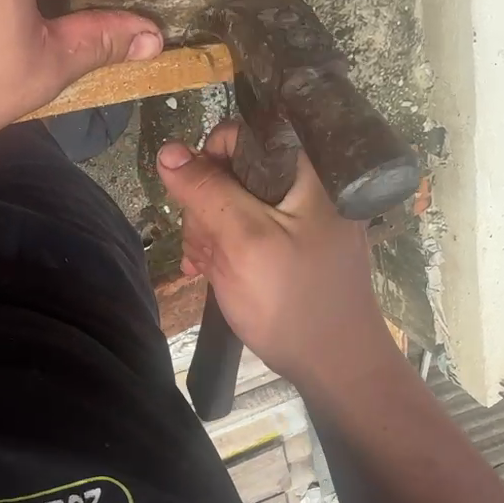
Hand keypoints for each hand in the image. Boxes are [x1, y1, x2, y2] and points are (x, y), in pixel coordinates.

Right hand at [157, 122, 395, 382]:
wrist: (335, 367)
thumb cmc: (294, 301)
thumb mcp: (243, 240)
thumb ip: (206, 190)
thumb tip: (168, 150)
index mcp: (309, 170)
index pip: (247, 134)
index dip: (213, 158)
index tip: (201, 198)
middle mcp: (306, 185)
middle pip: (234, 170)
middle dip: (207, 206)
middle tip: (209, 246)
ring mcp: (298, 216)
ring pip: (231, 202)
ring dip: (209, 232)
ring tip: (209, 267)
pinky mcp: (289, 243)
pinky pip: (243, 229)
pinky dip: (222, 247)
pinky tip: (210, 272)